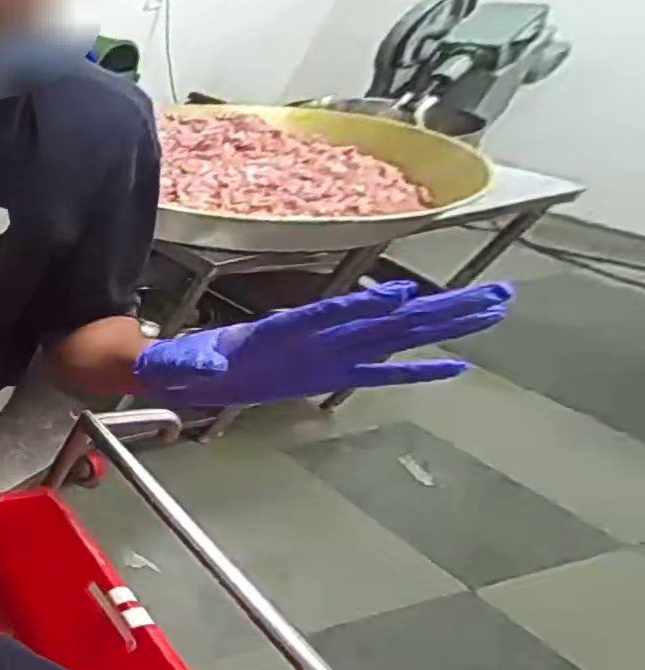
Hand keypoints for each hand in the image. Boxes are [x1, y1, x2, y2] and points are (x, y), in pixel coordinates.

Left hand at [134, 280, 512, 406]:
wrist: (180, 374)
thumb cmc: (179, 364)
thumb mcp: (177, 363)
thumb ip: (193, 362)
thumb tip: (211, 366)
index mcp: (270, 333)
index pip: (320, 316)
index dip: (356, 306)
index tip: (398, 294)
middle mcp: (306, 339)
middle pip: (374, 321)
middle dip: (429, 309)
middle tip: (492, 293)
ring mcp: (319, 356)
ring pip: (385, 339)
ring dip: (435, 328)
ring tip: (491, 311)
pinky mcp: (321, 376)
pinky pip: (370, 373)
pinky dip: (408, 370)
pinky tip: (451, 366)